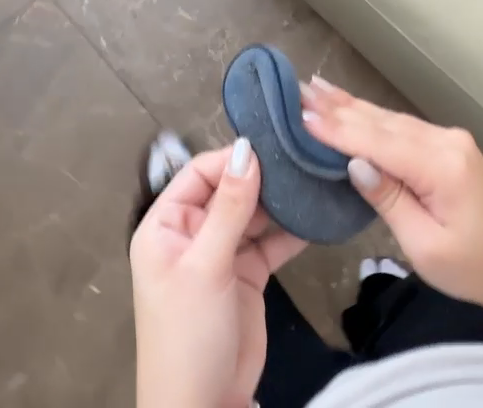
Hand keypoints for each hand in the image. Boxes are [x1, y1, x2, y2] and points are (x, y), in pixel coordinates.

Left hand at [129, 139, 305, 407]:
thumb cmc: (186, 336)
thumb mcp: (205, 267)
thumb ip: (229, 207)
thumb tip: (247, 150)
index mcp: (166, 227)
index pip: (200, 174)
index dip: (233, 158)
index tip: (273, 145)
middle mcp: (193, 234)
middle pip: (230, 190)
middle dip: (263, 176)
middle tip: (302, 158)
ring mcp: (222, 255)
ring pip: (255, 213)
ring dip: (281, 201)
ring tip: (314, 179)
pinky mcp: (248, 275)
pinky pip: (272, 241)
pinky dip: (292, 230)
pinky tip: (316, 215)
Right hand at [300, 81, 482, 310]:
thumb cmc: (471, 266)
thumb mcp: (425, 246)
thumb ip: (390, 200)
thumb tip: (354, 164)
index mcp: (442, 167)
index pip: (380, 143)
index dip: (339, 130)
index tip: (302, 115)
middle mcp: (446, 141)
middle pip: (384, 123)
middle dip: (339, 108)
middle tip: (298, 91)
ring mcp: (449, 139)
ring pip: (391, 119)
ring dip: (351, 106)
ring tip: (315, 90)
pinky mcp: (447, 144)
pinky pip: (402, 126)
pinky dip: (372, 117)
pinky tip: (350, 107)